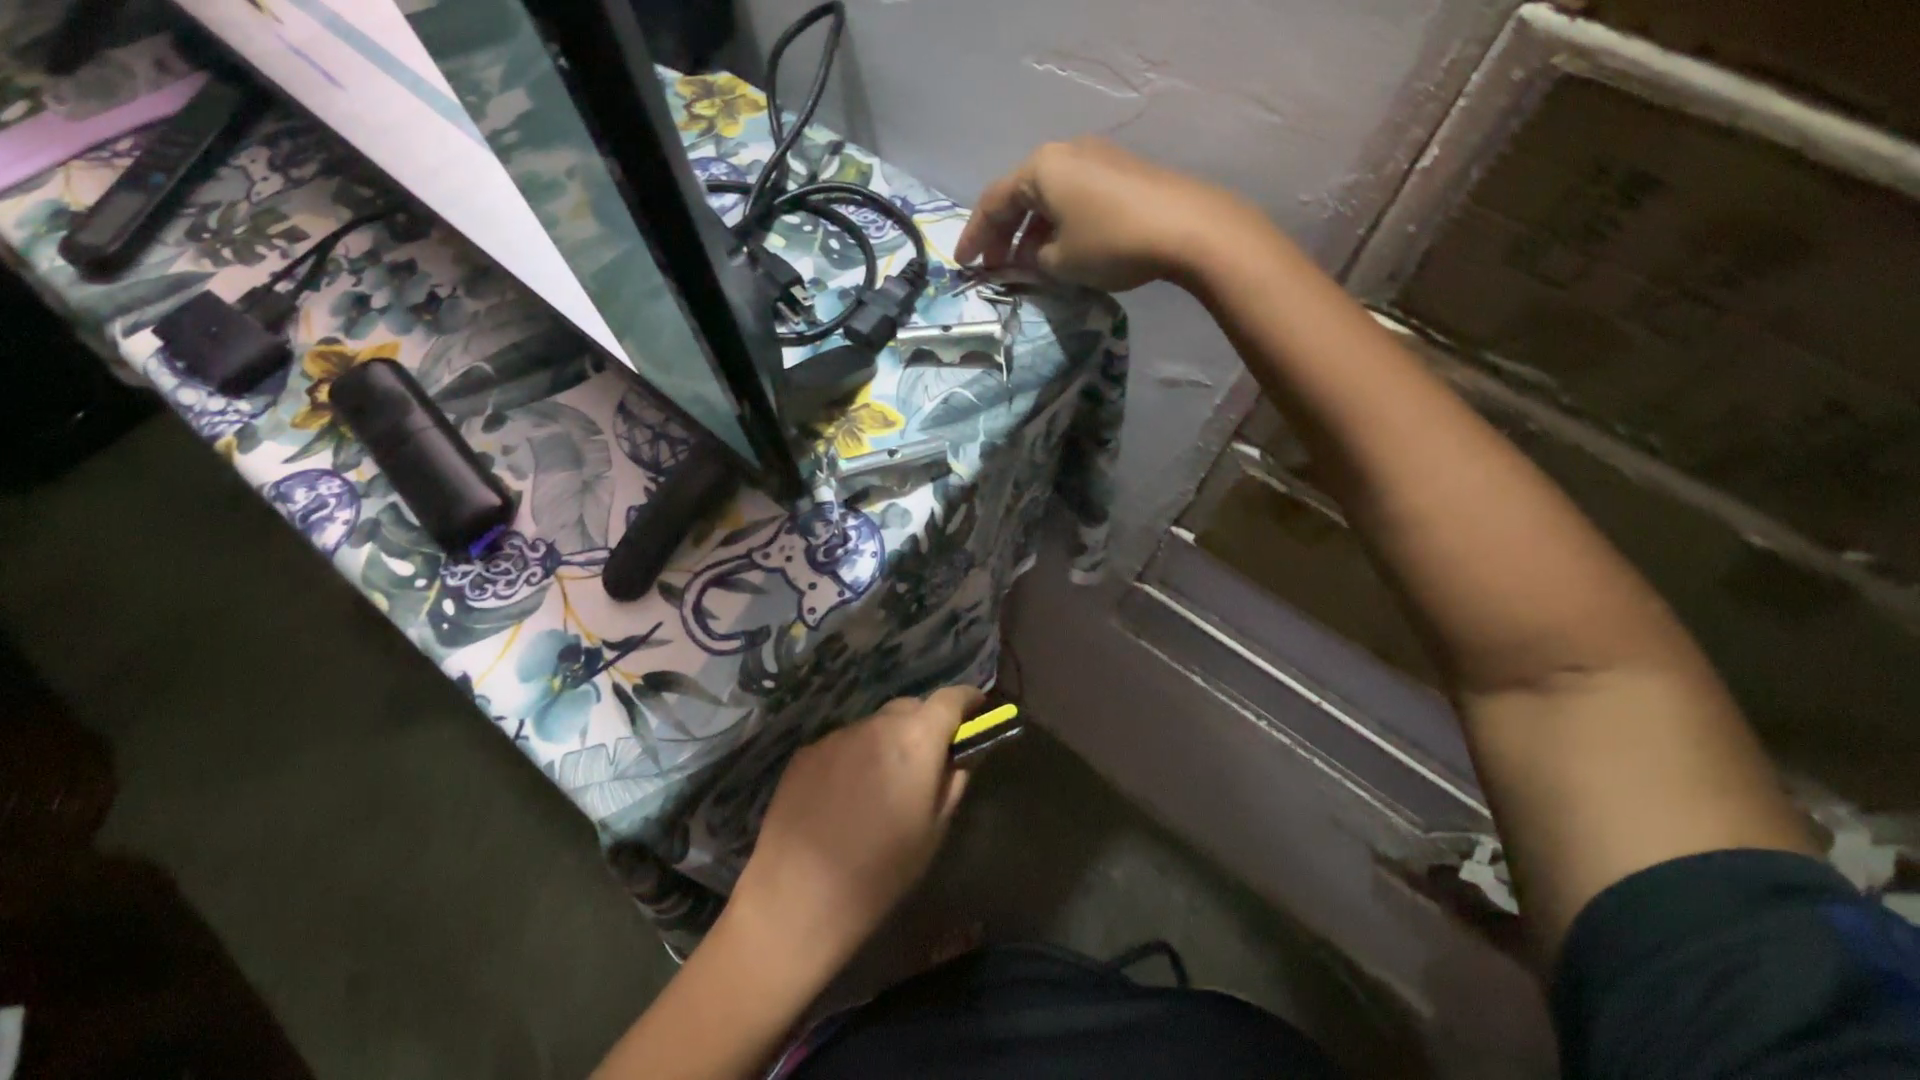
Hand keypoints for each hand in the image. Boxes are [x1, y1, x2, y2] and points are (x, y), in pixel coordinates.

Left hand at [729, 686, 982, 963]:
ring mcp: (835, 737)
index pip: (950, 699)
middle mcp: (875, 725)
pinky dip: (854, 758)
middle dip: (925, 724)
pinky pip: (842, 745)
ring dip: (886, 743)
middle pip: (909, 708)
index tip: (977, 710)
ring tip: (881, 786)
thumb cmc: (881, 871)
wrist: (798, 895)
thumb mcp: (935, 831)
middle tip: (928, 759)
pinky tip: (845, 798)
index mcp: (915, 740)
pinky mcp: (804, 754)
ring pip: (873, 727)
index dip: (968, 700)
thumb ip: (953, 782)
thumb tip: (959, 757)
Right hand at [955, 137, 1266, 291]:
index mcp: (1040, 168)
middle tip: (994, 268)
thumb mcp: (1061, 262)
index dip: (975, 236)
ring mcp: (1097, 158)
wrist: (1189, 228)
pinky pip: (1075, 197)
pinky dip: (1059, 223)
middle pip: (1021, 194)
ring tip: (1027, 266)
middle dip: (1004, 234)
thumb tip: (1031, 257)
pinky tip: (1062, 250)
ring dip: (1033, 231)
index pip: (993, 202)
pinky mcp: (1122, 173)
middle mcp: (1065, 153)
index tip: (964, 265)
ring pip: (1049, 196)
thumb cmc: (1112, 242)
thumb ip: (1033, 260)